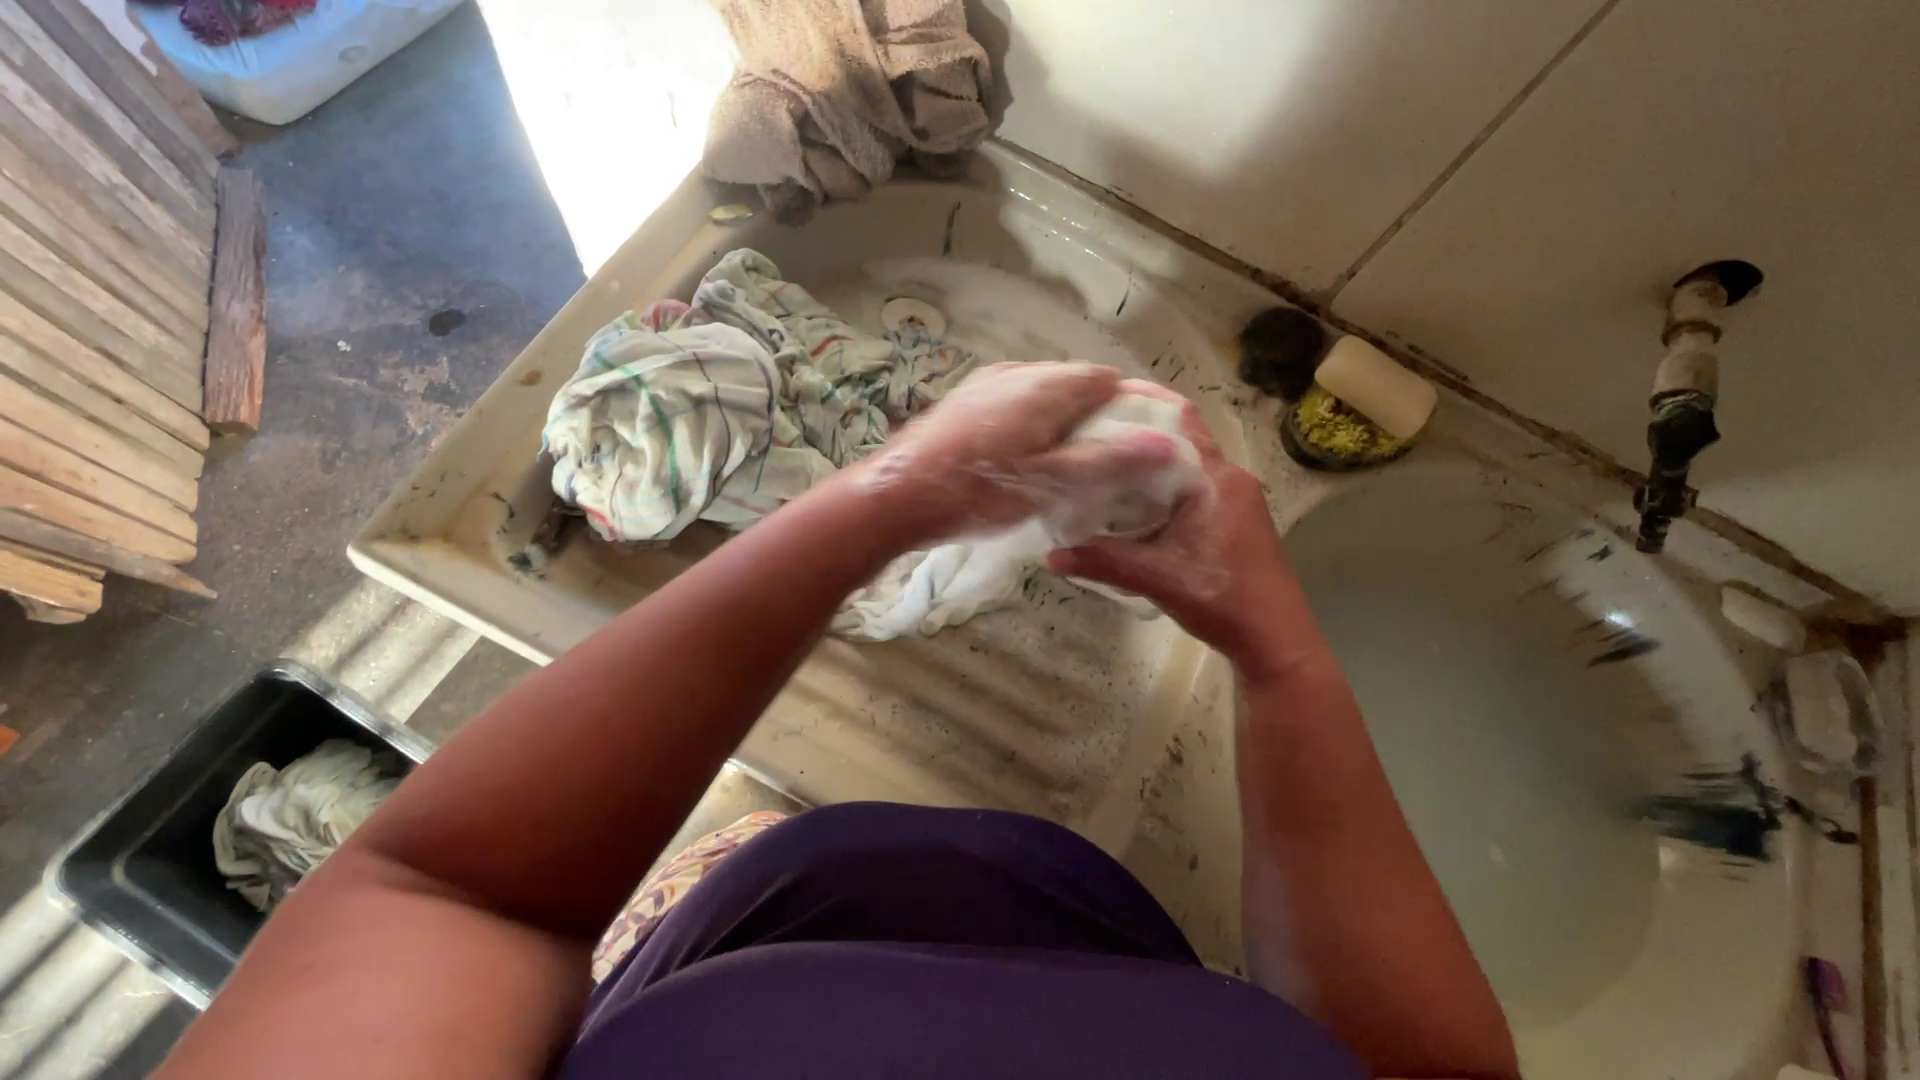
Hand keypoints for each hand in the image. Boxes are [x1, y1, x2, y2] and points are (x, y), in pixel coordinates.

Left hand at [852, 362, 1178, 543]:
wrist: (896, 496)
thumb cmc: (978, 492)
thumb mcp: (1050, 483)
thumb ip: (1107, 460)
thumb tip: (1166, 441)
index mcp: (1046, 386)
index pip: (1106, 381)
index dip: (1127, 410)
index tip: (1132, 448)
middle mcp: (1018, 372)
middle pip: (1075, 383)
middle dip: (1094, 417)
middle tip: (1100, 464)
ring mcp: (987, 383)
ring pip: (1043, 393)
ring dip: (1061, 420)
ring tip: (1063, 465)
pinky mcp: (965, 399)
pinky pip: (1016, 401)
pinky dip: (1032, 422)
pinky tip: (1022, 457)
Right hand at [1045, 385, 1314, 683]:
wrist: (1275, 640)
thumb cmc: (1222, 600)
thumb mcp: (1156, 578)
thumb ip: (1103, 562)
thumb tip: (1050, 555)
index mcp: (1215, 479)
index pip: (1179, 421)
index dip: (1142, 405)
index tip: (1102, 400)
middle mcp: (1230, 479)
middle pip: (1179, 442)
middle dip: (1137, 437)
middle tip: (1091, 436)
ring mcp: (1236, 499)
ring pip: (1186, 468)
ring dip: (1150, 467)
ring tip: (1103, 467)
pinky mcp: (1234, 520)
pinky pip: (1194, 489)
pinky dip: (1164, 489)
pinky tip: (1133, 505)